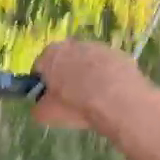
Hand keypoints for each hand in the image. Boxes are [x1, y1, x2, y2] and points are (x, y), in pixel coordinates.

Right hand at [32, 40, 159, 130]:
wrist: (120, 103)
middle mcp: (72, 44)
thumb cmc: (77, 106)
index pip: (40, 66)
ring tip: (96, 99)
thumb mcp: (48, 114)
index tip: (51, 97)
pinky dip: (108, 78)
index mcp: (50, 54)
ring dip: (89, 75)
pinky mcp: (120, 55)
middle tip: (73, 98)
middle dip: (67, 76)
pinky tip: (113, 96)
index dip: (44, 83)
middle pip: (65, 61)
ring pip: (88, 62)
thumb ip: (38, 108)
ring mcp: (98, 48)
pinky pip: (109, 67)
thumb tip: (40, 107)